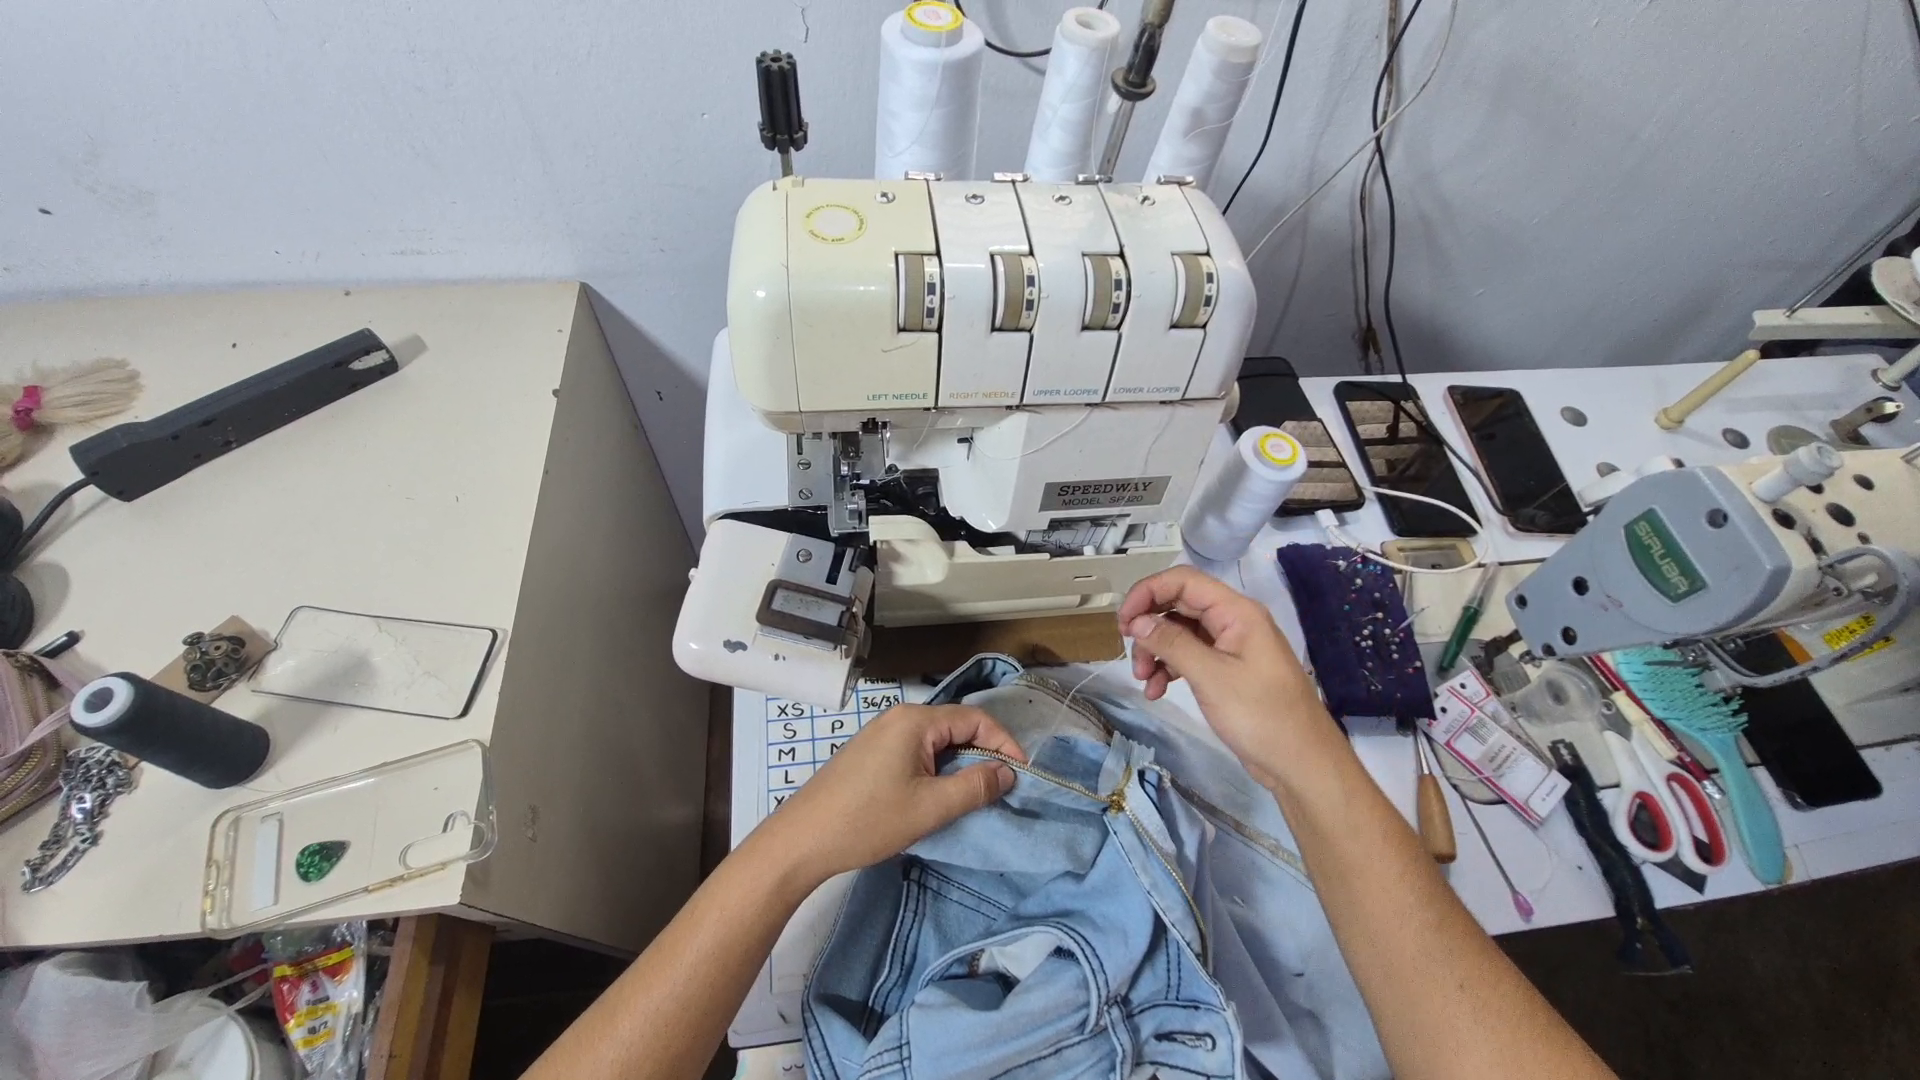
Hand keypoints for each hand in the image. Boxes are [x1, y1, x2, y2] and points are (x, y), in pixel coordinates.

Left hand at [754, 704, 1024, 883]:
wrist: (802, 840)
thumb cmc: (869, 820)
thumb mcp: (930, 807)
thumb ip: (975, 786)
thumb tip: (1007, 772)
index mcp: (915, 720)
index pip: (974, 718)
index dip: (1003, 742)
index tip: (1020, 774)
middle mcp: (898, 717)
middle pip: (954, 726)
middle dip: (982, 753)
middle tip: (999, 786)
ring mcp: (881, 733)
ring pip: (935, 740)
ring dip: (958, 763)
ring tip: (971, 795)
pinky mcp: (870, 752)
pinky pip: (915, 750)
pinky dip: (935, 767)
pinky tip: (936, 794)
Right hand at [1117, 566, 1332, 787]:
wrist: (1301, 763)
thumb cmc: (1260, 715)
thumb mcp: (1210, 676)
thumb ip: (1171, 643)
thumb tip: (1137, 621)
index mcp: (1236, 612)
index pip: (1183, 580)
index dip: (1148, 592)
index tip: (1123, 621)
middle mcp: (1233, 621)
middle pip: (1179, 605)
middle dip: (1149, 626)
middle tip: (1127, 650)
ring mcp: (1231, 646)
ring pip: (1180, 632)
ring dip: (1156, 651)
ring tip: (1143, 680)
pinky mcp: (1227, 670)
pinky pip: (1190, 656)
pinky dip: (1169, 668)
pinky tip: (1156, 691)